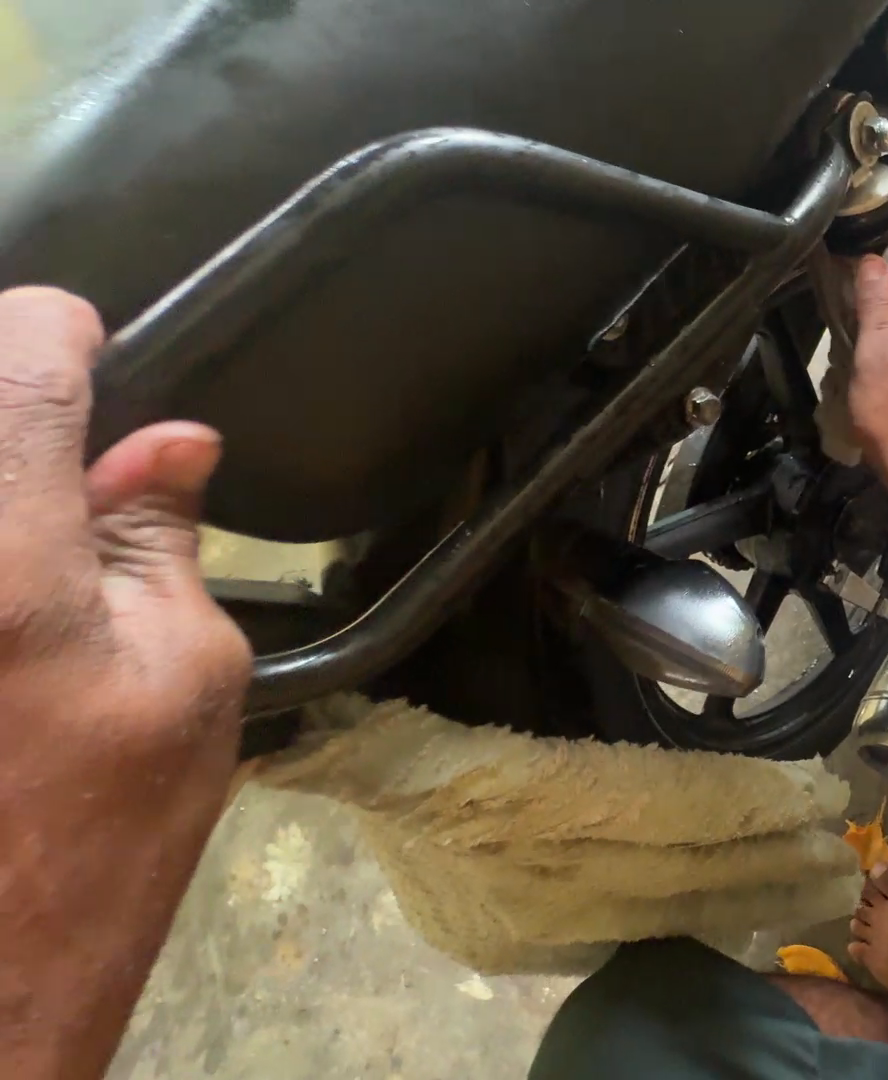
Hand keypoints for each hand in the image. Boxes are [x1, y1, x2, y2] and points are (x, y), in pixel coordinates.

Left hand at [0, 287, 249, 1077]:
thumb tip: (168, 446)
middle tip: (64, 451)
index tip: (79, 324)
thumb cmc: (106, 823)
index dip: (50, 334)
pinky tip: (25, 570)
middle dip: (1, 403)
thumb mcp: (189, 674)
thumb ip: (158, 545)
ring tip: (49, 508)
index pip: (9, 376)